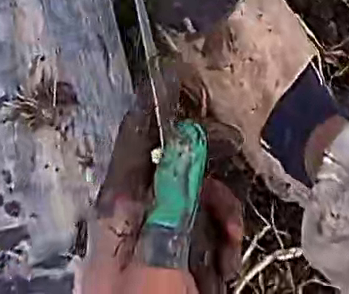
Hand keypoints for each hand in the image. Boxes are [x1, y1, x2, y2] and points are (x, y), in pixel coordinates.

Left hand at [79, 105, 243, 293]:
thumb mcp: (159, 259)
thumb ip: (173, 198)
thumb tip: (186, 137)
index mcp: (116, 212)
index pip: (136, 139)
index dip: (160, 109)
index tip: (185, 79)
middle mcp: (131, 221)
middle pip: (176, 171)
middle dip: (212, 185)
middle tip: (232, 213)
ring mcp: (149, 246)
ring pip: (194, 202)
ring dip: (222, 218)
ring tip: (231, 248)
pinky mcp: (167, 268)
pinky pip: (200, 235)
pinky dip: (221, 244)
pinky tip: (226, 266)